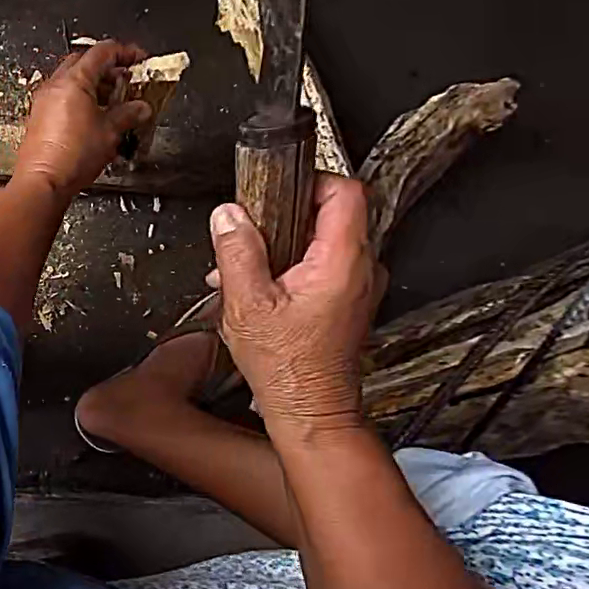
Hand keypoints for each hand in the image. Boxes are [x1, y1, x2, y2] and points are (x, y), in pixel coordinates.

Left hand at [15, 40, 153, 197]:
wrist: (42, 182)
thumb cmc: (72, 156)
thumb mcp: (110, 132)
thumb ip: (129, 114)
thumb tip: (140, 108)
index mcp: (74, 81)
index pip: (102, 52)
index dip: (125, 52)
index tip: (139, 60)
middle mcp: (54, 87)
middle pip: (84, 63)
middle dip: (107, 69)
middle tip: (126, 81)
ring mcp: (43, 103)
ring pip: (71, 82)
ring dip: (93, 86)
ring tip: (113, 102)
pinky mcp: (38, 119)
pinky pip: (61, 100)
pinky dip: (79, 101)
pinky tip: (93, 117)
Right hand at [207, 173, 380, 436]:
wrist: (308, 408)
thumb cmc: (287, 367)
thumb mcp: (246, 304)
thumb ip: (237, 252)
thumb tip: (228, 216)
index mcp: (342, 262)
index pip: (345, 192)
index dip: (310, 179)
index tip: (278, 185)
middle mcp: (361, 270)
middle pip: (331, 214)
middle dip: (282, 217)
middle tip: (250, 231)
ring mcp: (357, 287)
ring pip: (322, 241)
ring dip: (281, 245)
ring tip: (244, 269)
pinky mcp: (346, 301)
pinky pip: (322, 265)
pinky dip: (289, 267)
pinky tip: (256, 288)